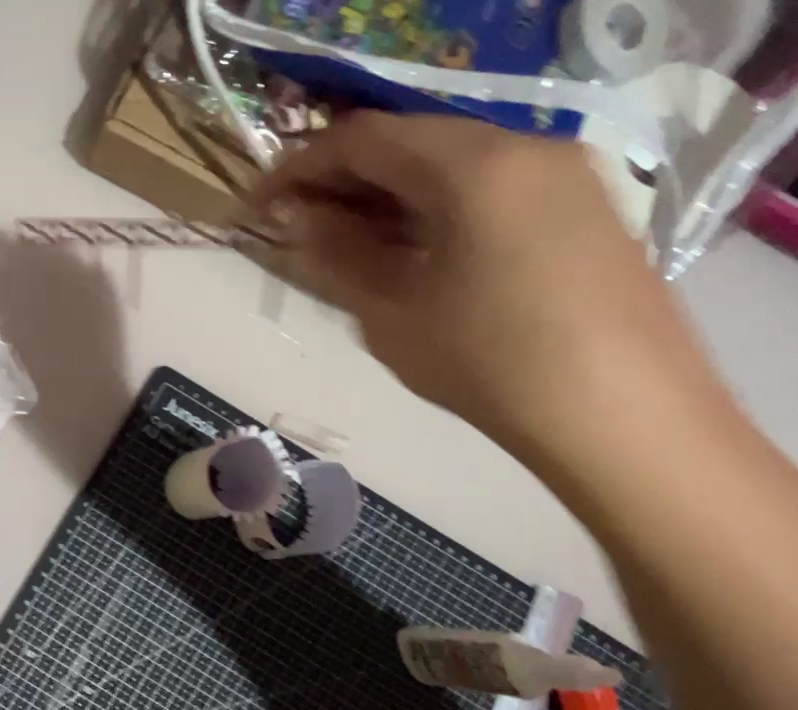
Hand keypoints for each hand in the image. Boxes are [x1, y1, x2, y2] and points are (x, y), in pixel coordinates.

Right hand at [250, 111, 708, 445]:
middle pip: (409, 140)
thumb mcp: (389, 311)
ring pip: (448, 161)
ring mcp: (560, 172)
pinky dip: (431, 203)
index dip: (300, 165)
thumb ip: (338, 253)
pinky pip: (486, 183)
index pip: (364, 138)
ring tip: (338, 239)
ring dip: (385, 191)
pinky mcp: (579, 202)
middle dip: (342, 177)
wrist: (615, 405)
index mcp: (472, 167)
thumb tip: (300, 217)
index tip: (259, 204)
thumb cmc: (485, 360)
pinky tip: (402, 246)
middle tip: (294, 222)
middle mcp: (523, 147)